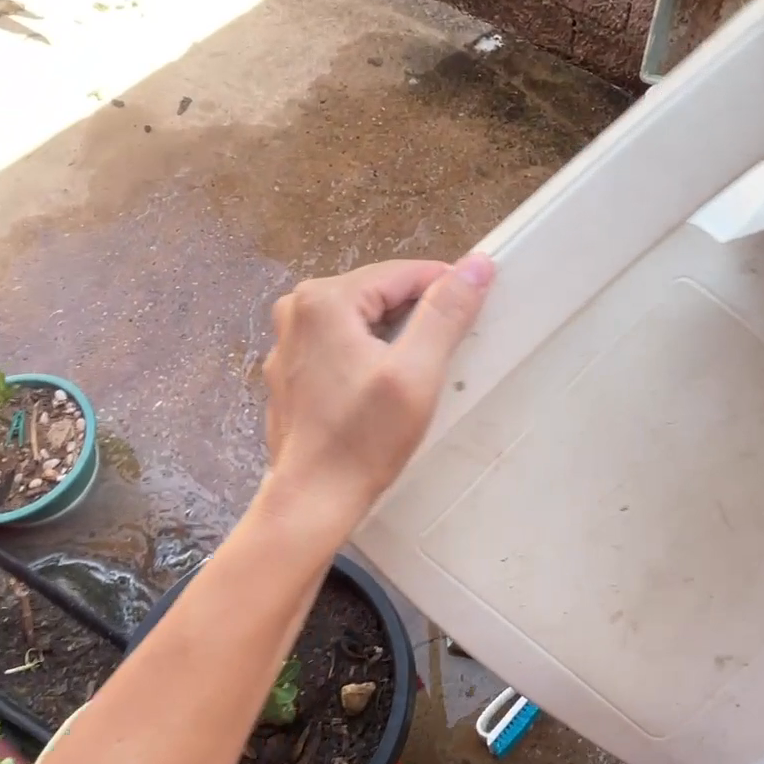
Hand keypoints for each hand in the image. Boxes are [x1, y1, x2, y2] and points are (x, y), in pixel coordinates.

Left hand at [260, 255, 494, 525]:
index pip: (403, 273)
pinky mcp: (289, 370)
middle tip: (445, 355)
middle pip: (379, 294)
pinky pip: (340, 344)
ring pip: (361, 319)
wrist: (312, 498)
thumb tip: (476, 265)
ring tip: (416, 375)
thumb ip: (445, 313)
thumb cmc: (364, 439)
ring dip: (394, 337)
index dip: (445, 290)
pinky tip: (381, 390)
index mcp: (325, 299)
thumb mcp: (416, 373)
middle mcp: (298, 309)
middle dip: (417, 316)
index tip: (473, 316)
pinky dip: (367, 356)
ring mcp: (287, 341)